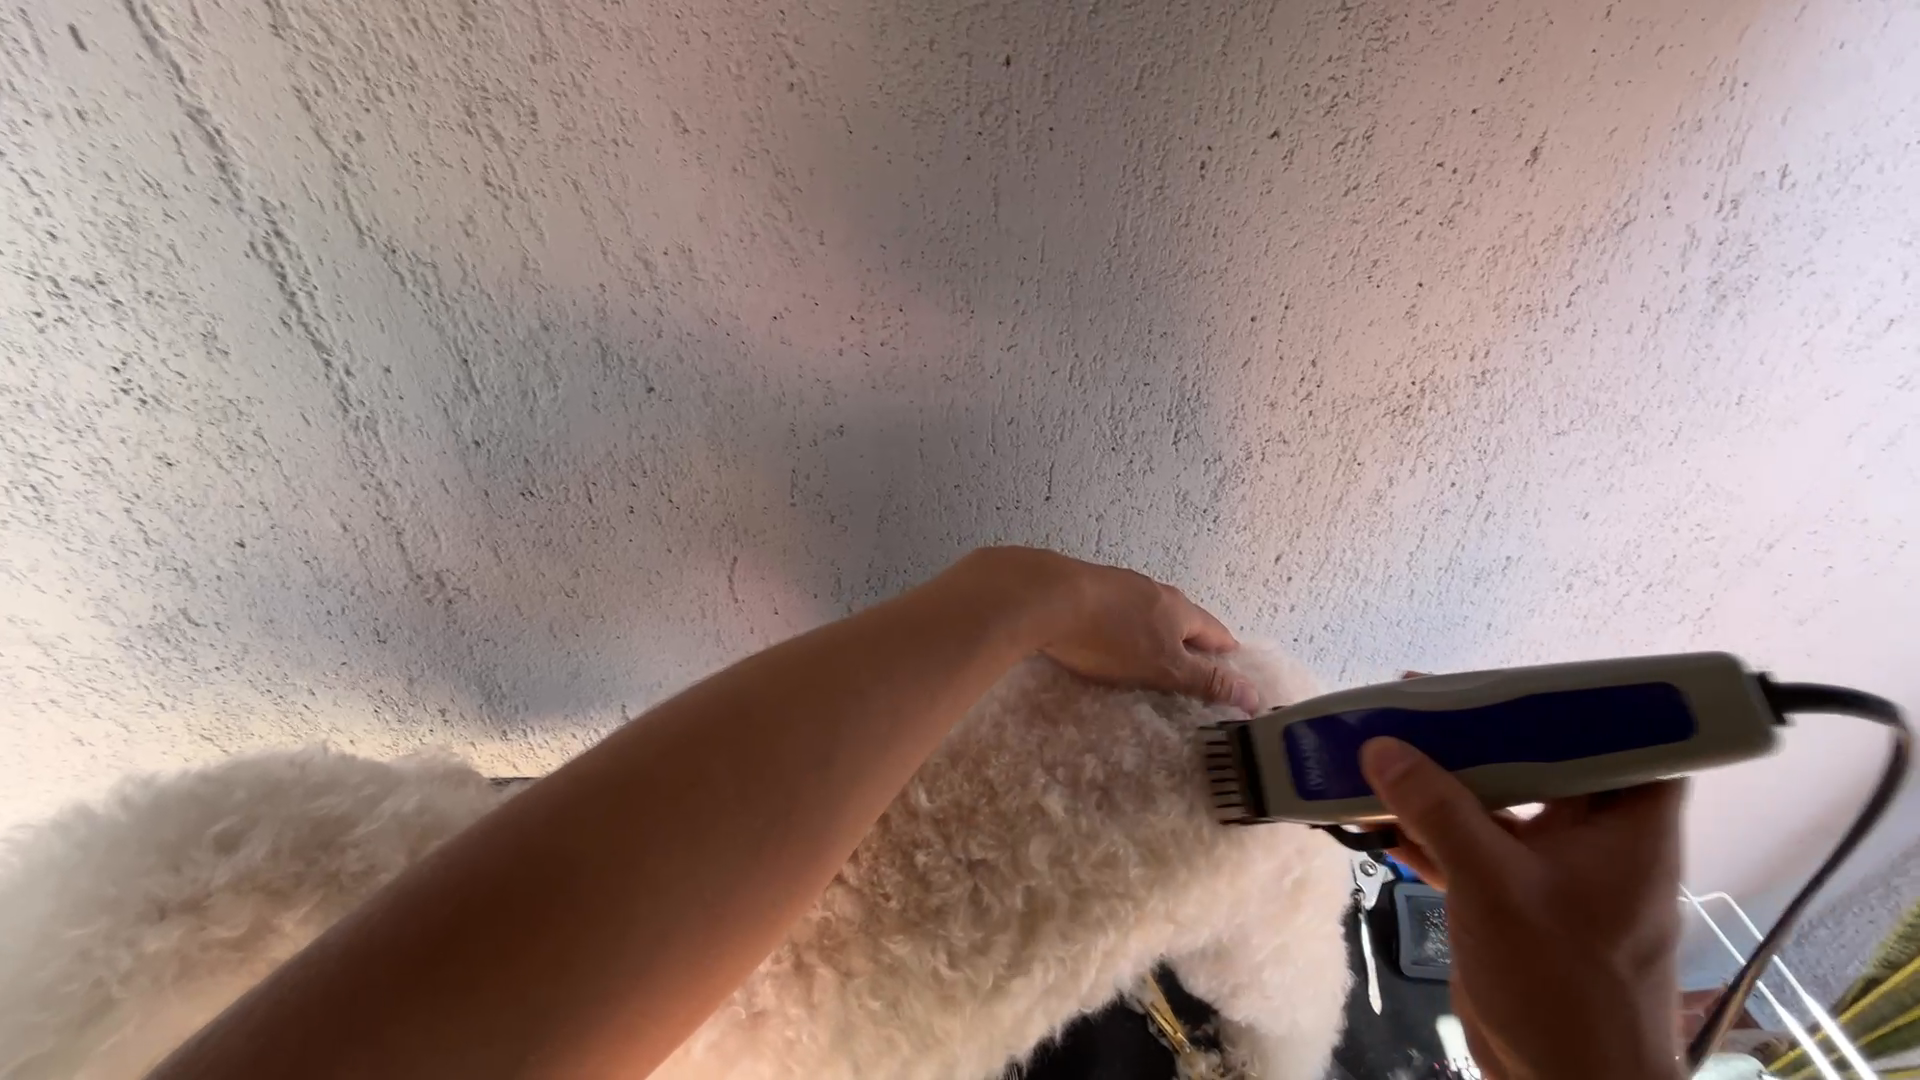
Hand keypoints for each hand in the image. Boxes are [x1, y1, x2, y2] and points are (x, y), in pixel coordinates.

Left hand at [950, 547, 1260, 713]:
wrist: (1046, 597)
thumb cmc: (1110, 637)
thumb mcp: (1163, 667)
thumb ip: (1206, 680)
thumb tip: (1255, 695)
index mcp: (1178, 608)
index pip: (1216, 632)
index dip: (1226, 655)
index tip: (1231, 674)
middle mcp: (1152, 590)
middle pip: (1182, 619)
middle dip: (1189, 644)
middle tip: (1190, 671)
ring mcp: (1117, 585)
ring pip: (1146, 613)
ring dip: (1152, 634)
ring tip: (1148, 658)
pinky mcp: (1085, 589)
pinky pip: (1113, 612)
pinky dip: (1119, 629)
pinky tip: (1105, 641)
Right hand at [1360, 737, 1687, 1079]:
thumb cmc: (1559, 980)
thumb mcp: (1494, 883)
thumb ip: (1436, 809)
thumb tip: (1379, 745)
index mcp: (1625, 830)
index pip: (1629, 745)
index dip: (1579, 707)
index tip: (1510, 681)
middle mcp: (1592, 842)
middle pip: (1542, 766)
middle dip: (1477, 737)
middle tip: (1418, 705)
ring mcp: (1548, 872)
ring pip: (1494, 805)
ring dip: (1438, 785)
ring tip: (1380, 752)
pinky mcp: (1509, 899)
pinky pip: (1465, 844)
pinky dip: (1423, 831)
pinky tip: (1373, 817)